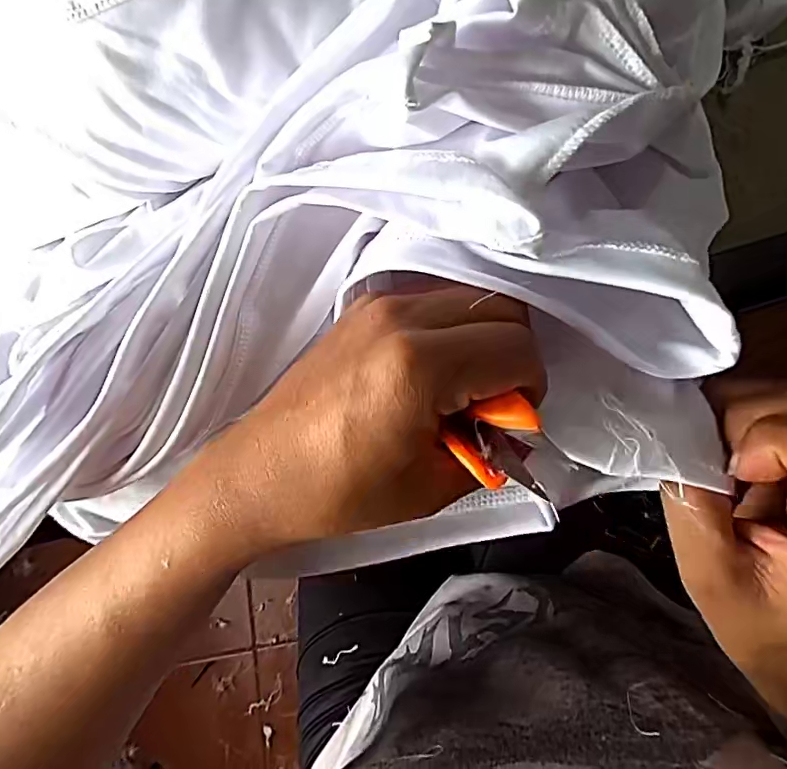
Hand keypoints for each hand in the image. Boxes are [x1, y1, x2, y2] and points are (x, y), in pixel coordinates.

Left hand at [176, 279, 545, 563]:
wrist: (256, 473)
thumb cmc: (338, 491)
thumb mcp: (431, 486)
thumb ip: (491, 449)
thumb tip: (518, 422)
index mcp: (419, 365)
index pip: (517, 350)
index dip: (530, 386)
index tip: (511, 418)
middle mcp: (404, 316)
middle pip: (505, 309)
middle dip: (515, 355)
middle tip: (493, 400)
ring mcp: (384, 300)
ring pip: (476, 295)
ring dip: (488, 335)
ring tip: (463, 383)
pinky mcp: (370, 300)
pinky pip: (441, 296)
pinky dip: (459, 324)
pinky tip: (438, 366)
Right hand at [661, 378, 786, 703]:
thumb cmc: (762, 631)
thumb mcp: (711, 579)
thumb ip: (694, 504)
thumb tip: (681, 431)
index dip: (775, 437)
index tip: (732, 469)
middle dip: (755, 414)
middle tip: (713, 451)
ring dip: (754, 409)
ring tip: (722, 452)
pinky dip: (759, 412)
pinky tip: (739, 448)